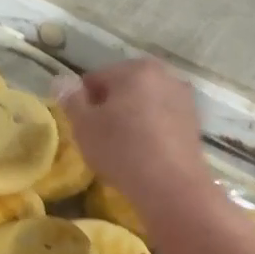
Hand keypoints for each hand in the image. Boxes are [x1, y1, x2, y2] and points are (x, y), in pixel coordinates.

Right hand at [54, 58, 206, 210]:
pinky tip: (143, 151)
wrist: (170, 184)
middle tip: (98, 136)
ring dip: (130, 116)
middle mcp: (164, 74)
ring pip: (144, 102)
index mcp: (134, 69)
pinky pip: (161, 117)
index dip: (82, 102)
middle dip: (108, 106)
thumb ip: (71, 100)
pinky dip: (149, 128)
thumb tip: (61, 80)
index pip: (95, 78)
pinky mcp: (194, 119)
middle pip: (123, 86)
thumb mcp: (84, 126)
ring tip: (121, 146)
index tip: (80, 126)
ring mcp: (183, 96)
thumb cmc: (120, 150)